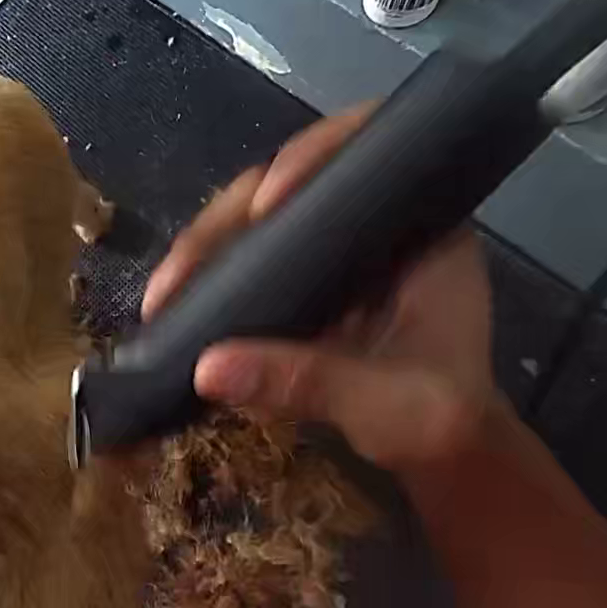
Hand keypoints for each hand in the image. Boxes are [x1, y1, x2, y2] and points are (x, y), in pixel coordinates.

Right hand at [142, 107, 505, 474]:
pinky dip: (212, 276)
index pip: (369, 153)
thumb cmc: (438, 423)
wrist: (440, 454)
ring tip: (166, 291)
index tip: (266, 207)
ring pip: (262, 219)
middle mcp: (374, 226)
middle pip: (292, 183)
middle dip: (230, 216)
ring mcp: (335, 253)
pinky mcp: (307, 283)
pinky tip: (179, 301)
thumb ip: (309, 383)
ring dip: (208, 245)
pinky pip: (251, 259)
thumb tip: (205, 367)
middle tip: (182, 269)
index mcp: (420, 229)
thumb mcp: (387, 405)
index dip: (314, 156)